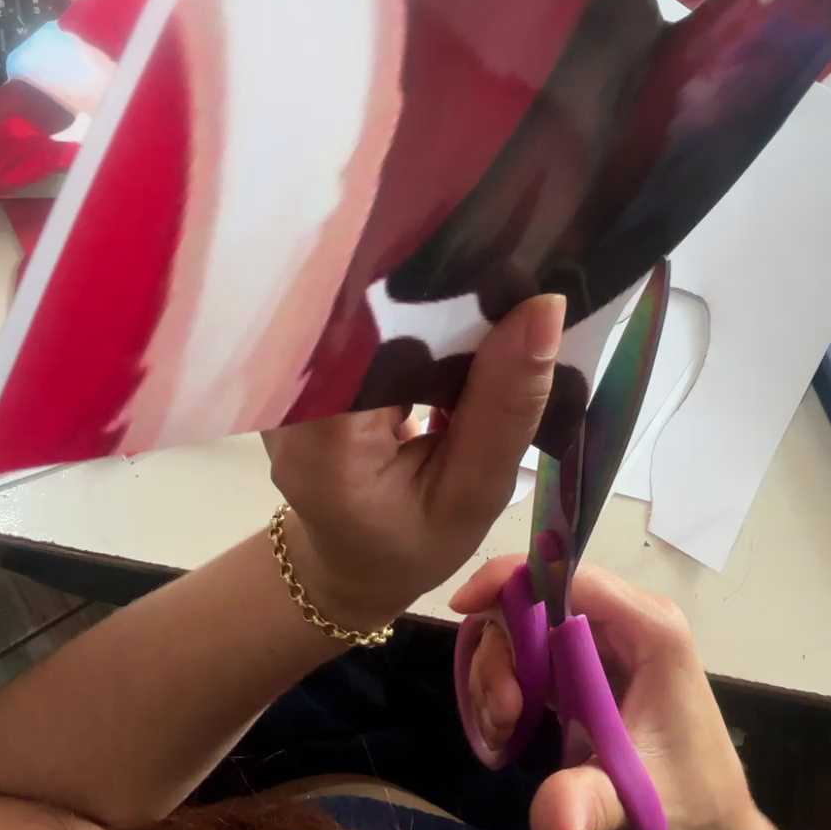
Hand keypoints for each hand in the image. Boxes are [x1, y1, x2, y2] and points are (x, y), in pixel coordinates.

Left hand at [263, 294, 564, 631]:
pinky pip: (356, 327)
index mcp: (324, 448)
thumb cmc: (412, 544)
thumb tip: (544, 308)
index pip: (373, 337)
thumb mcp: (475, 494)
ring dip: (421, 302)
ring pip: (360, 313)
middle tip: (510, 275)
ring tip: (487, 290)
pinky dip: (404, 320)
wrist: (352, 562)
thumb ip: (505, 410)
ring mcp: (285, 386)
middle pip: (362, 315)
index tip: (502, 267)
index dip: (432, 295)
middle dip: (433, 292)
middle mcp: (287, 406)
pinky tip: (448, 318)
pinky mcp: (300, 374)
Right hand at [452, 556, 761, 829]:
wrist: (708, 822)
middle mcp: (623, 619)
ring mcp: (600, 636)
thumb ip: (586, 805)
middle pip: (531, 601)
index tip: (462, 607)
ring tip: (506, 733)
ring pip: (519, 625)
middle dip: (501, 655)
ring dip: (496, 676)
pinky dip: (503, 683)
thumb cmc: (686, 799)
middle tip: (503, 717)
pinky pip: (524, 649)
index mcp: (649, 627)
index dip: (509, 578)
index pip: (567, 573)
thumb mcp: (634, 800)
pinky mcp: (582, 657)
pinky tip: (509, 729)